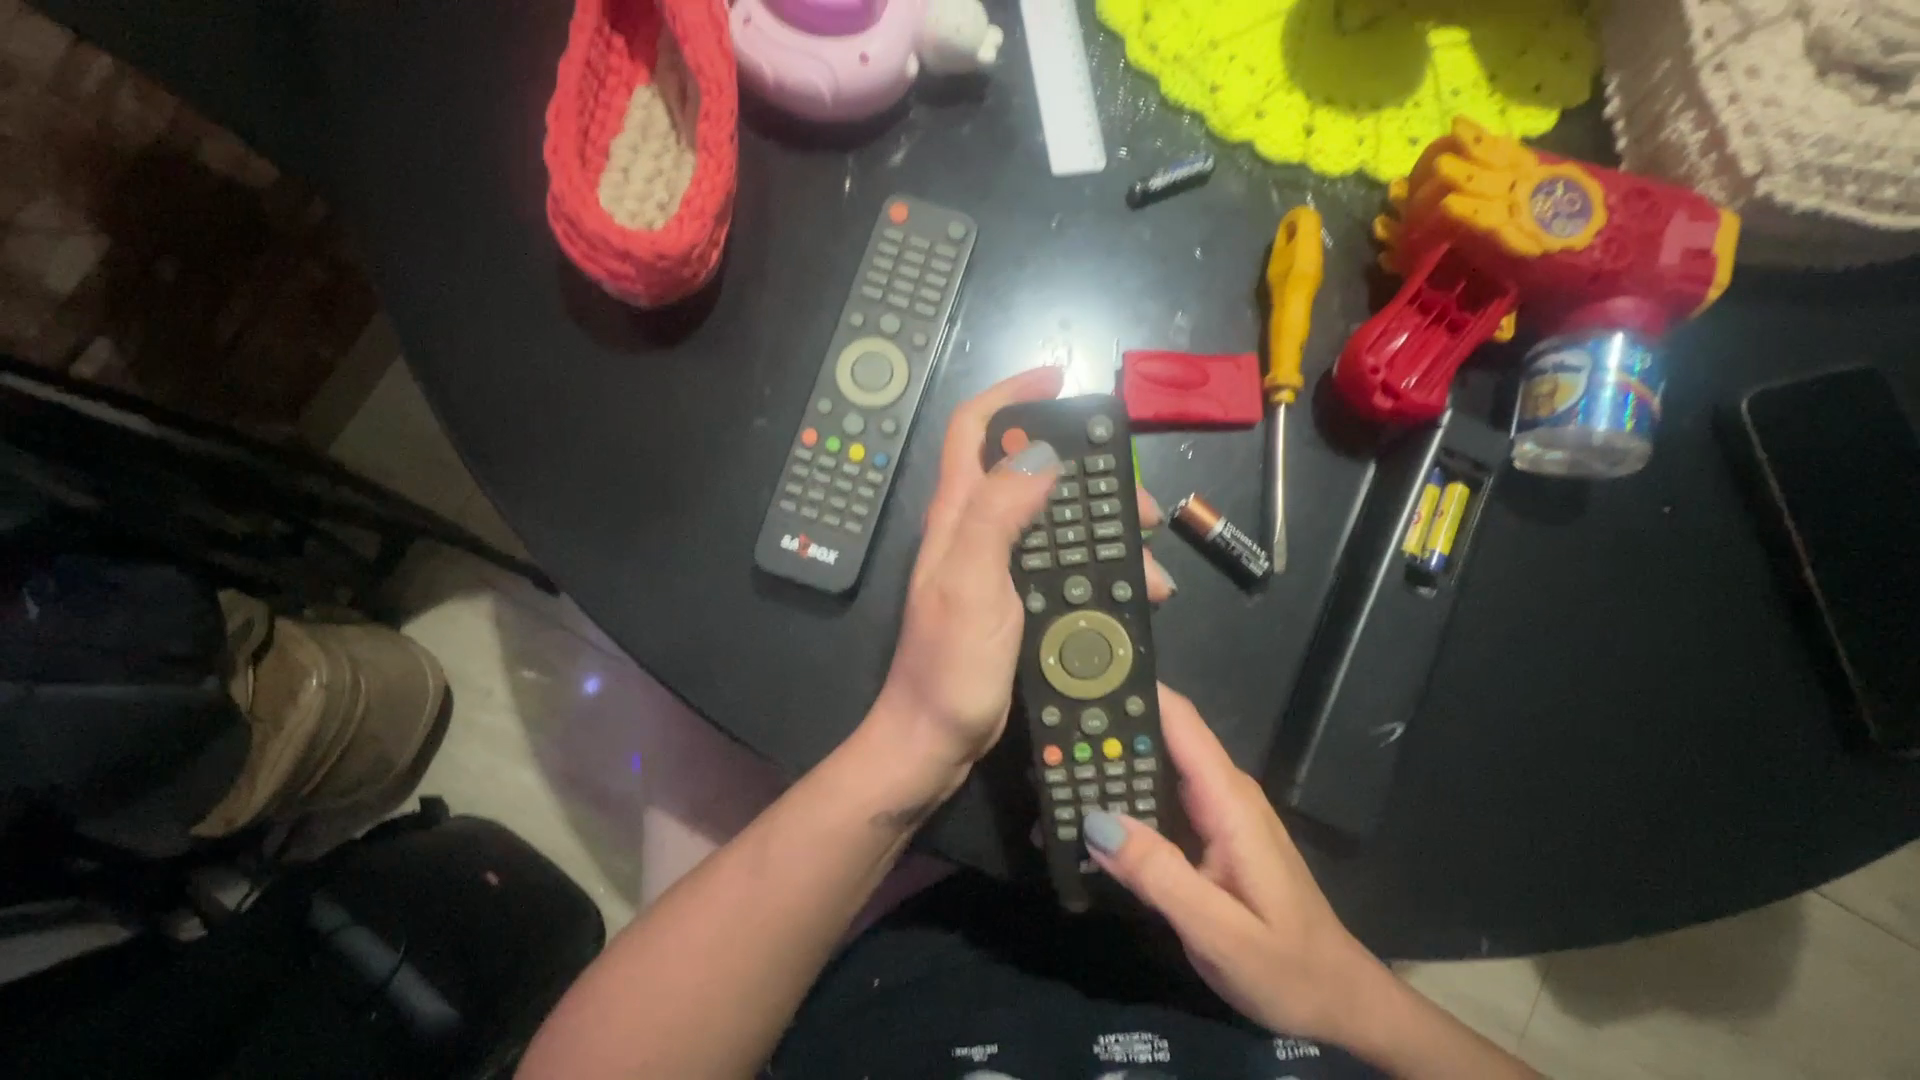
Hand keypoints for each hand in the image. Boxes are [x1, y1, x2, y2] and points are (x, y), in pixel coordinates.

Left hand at [872, 367, 1175, 776]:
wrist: (934, 738)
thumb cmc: (948, 665)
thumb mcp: (973, 583)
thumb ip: (999, 514)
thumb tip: (1040, 454)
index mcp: (958, 515)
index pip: (973, 430)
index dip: (1009, 394)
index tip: (1057, 379)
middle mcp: (975, 531)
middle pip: (1029, 472)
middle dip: (1087, 475)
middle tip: (1136, 499)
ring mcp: (996, 566)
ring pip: (1056, 523)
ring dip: (1105, 532)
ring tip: (1150, 561)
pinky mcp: (1015, 600)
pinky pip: (1062, 566)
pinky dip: (1099, 569)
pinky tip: (1134, 591)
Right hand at [1082, 684, 1382, 1044]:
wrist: (1337, 1001)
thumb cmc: (1287, 967)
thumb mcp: (1220, 931)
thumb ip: (1160, 876)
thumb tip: (1096, 823)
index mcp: (1228, 801)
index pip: (1179, 721)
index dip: (1132, 693)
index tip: (1078, 682)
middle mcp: (1221, 796)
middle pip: (1158, 742)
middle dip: (1103, 734)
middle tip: (1042, 739)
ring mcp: (1215, 816)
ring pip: (1153, 774)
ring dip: (1105, 772)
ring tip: (1047, 775)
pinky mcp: (1207, 839)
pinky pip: (1157, 807)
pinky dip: (1119, 808)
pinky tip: (1082, 823)